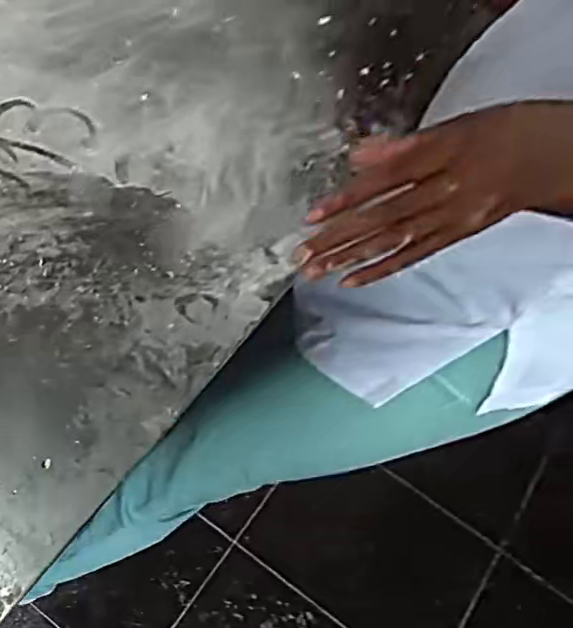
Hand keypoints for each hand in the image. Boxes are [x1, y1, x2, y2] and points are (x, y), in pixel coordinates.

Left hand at [298, 101, 572, 287]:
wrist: (568, 151)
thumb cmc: (506, 134)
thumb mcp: (460, 126)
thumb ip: (403, 145)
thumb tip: (356, 153)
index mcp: (452, 151)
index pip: (391, 176)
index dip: (349, 197)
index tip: (312, 216)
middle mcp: (455, 184)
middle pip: (387, 213)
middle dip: (338, 236)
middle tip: (300, 253)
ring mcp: (459, 211)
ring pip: (397, 237)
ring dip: (349, 257)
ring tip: (312, 271)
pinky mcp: (462, 231)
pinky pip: (418, 253)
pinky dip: (383, 269)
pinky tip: (349, 281)